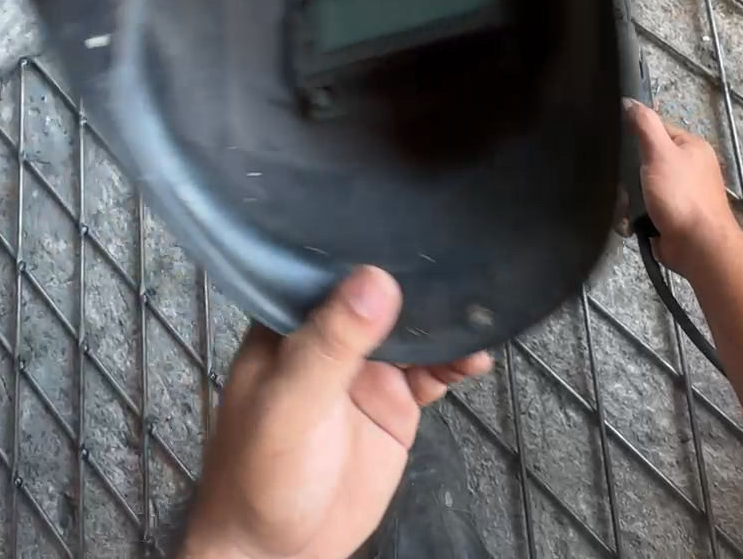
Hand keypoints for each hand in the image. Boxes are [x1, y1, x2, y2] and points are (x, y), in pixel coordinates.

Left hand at [181, 266, 492, 558]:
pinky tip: (475, 357)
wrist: (280, 554)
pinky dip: (456, 361)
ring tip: (480, 309)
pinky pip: (433, 371)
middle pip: (382, 292)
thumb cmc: (262, 471)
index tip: (416, 218)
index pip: (334, 265)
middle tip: (465, 253)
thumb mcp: (292, 402)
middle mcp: (333, 332)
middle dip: (420, 276)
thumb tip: (377, 280)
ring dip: (446, 320)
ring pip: (414, 328)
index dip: (371, 241)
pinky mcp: (395, 399)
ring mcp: (367, 366)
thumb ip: (332, 344)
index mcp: (295, 318)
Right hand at [626, 99, 742, 275]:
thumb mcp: (660, 153)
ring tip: (628, 209)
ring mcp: (680, 194)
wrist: (698, 247)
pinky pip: (644, 209)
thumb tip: (628, 101)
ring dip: (630, 200)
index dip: (636, 136)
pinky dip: (635, 216)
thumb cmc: (681, 195)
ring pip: (640, 187)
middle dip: (630, 176)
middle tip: (627, 186)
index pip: (656, 129)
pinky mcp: (671, 217)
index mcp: (691, 147)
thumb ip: (645, 125)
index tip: (620, 148)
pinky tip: (632, 222)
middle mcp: (688, 168)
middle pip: (644, 161)